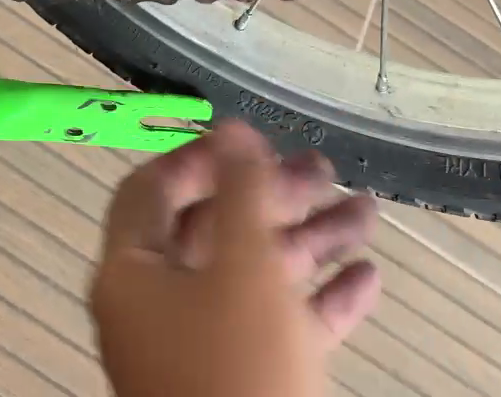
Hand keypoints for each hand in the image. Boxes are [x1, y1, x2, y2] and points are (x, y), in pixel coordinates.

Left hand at [90, 121, 379, 396]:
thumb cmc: (237, 367)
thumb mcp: (242, 265)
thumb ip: (238, 189)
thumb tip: (232, 128)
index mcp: (132, 270)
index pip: (152, 190)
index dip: (199, 158)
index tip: (251, 140)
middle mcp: (157, 303)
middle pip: (213, 227)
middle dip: (273, 196)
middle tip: (327, 169)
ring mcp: (197, 347)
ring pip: (252, 274)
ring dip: (309, 240)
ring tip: (367, 212)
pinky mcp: (240, 383)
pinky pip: (276, 327)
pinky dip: (318, 302)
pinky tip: (368, 278)